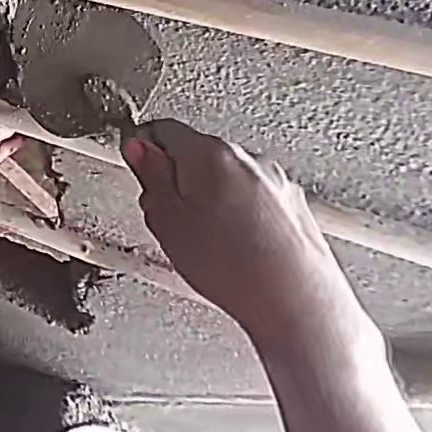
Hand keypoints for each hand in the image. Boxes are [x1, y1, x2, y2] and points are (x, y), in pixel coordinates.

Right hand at [123, 119, 367, 349]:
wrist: (294, 301)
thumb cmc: (232, 265)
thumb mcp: (165, 218)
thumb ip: (149, 175)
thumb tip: (139, 149)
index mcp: (209, 154)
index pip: (162, 130)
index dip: (143, 149)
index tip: (137, 167)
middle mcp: (247, 158)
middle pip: (195, 154)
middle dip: (176, 178)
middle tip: (166, 215)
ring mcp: (274, 181)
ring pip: (223, 177)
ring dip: (207, 197)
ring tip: (200, 238)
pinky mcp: (292, 205)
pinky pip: (250, 198)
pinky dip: (235, 213)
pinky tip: (228, 246)